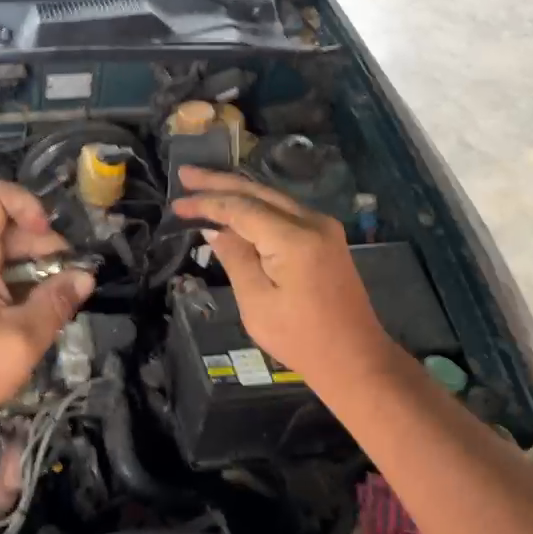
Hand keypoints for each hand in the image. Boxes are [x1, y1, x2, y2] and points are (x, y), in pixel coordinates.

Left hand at [0, 179, 95, 428]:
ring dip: (25, 265)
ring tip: (48, 301)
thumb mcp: (22, 341)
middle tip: (63, 284)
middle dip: (39, 246)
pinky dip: (5, 276)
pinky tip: (22, 307)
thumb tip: (85, 276)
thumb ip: (56, 302)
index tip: (49, 241)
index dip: (28, 205)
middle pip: (1, 223)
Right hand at [170, 167, 393, 384]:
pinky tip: (233, 206)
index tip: (176, 205)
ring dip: (235, 190)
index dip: (206, 203)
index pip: (242, 208)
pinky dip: (254, 205)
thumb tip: (215, 229)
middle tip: (184, 174)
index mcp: (295, 239)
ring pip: (271, 197)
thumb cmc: (301, 339)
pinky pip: (282, 210)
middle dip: (218, 182)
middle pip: (258, 192)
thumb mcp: (256, 303)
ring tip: (201, 184)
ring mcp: (323, 227)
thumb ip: (235, 258)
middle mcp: (313, 222)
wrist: (356, 359)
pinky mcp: (325, 237)